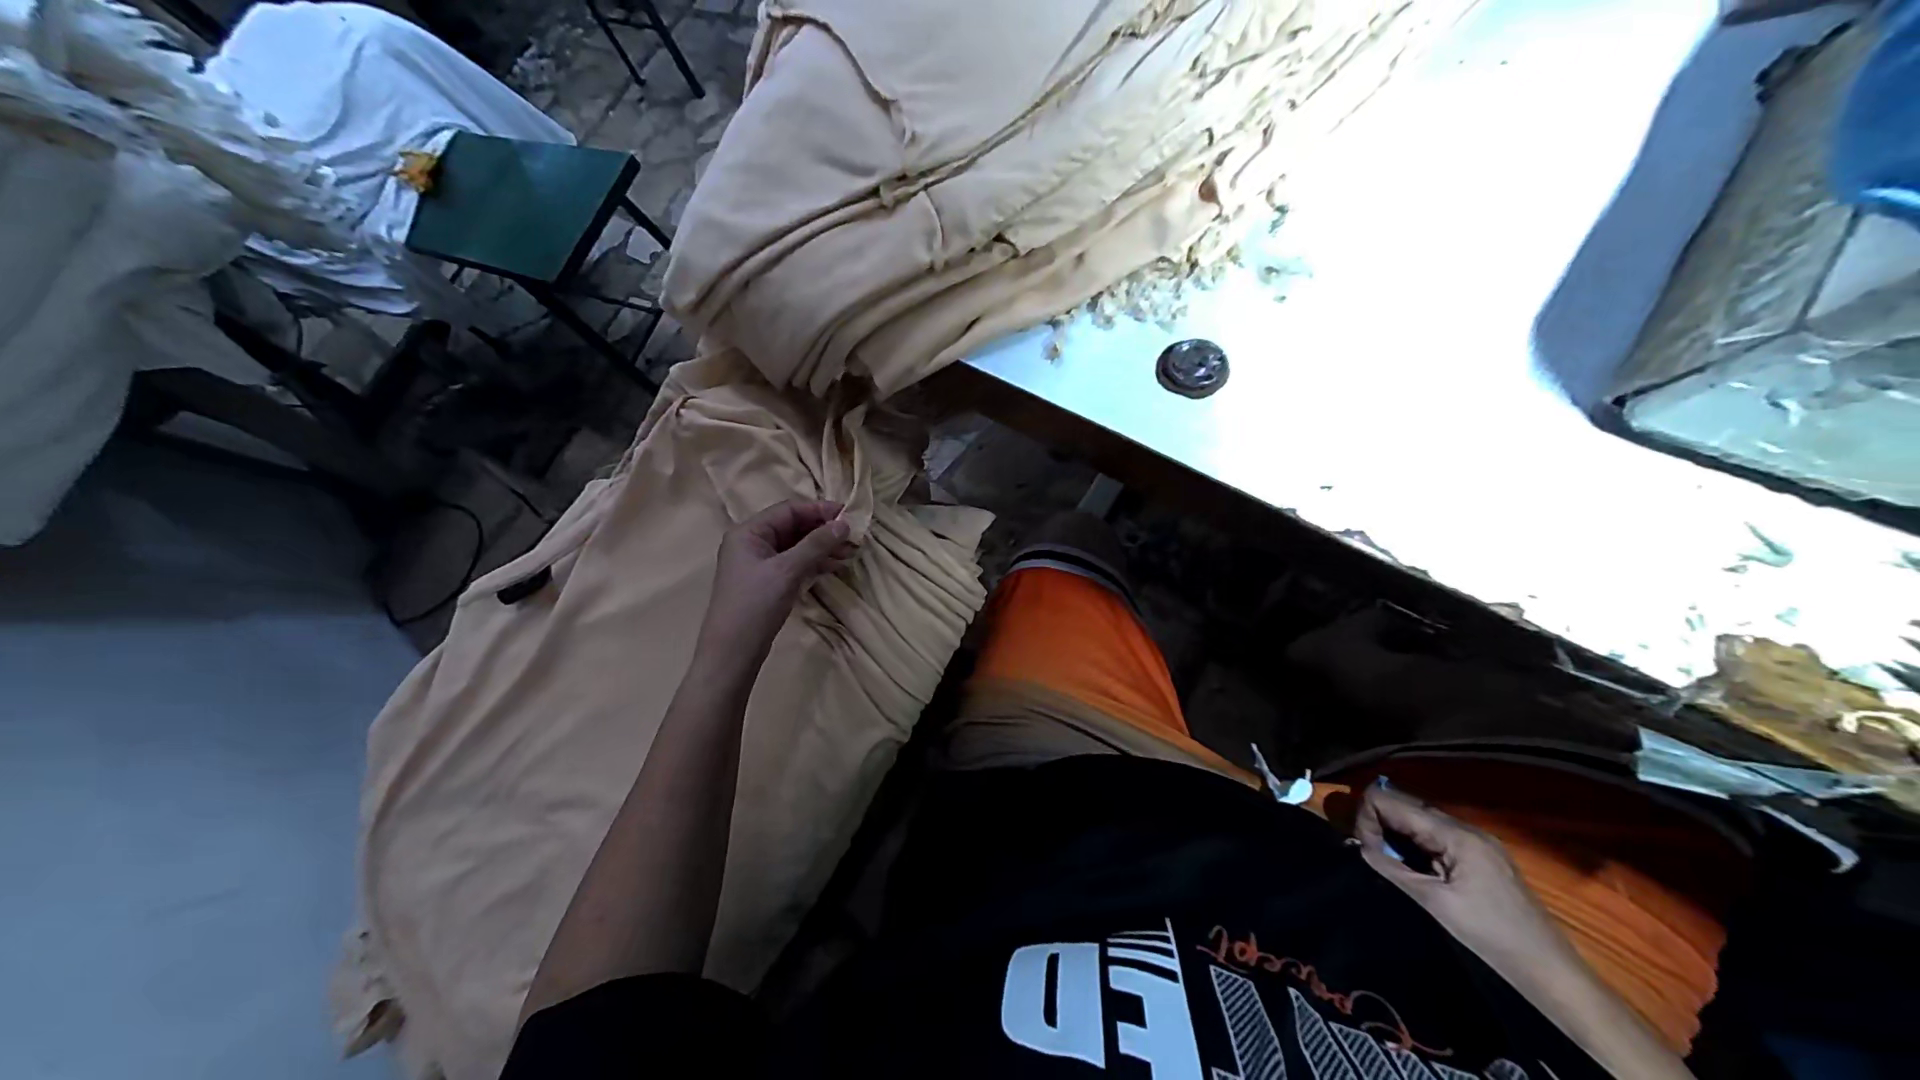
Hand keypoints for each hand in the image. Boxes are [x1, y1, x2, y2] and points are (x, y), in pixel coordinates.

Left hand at [699, 499, 854, 654]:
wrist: (733, 651)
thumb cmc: (755, 604)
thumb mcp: (787, 570)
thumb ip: (816, 544)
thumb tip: (844, 525)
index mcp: (748, 532)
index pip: (789, 510)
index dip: (819, 510)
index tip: (849, 515)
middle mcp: (752, 543)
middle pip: (794, 527)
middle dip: (824, 531)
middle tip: (855, 538)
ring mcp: (760, 564)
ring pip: (797, 547)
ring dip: (823, 547)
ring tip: (850, 553)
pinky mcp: (768, 583)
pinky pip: (795, 564)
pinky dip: (815, 563)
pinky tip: (835, 566)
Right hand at [1353, 780, 1573, 973]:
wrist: (1550, 971)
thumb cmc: (1491, 936)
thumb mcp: (1434, 902)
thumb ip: (1393, 869)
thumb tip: (1359, 845)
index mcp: (1456, 835)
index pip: (1391, 801)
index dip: (1368, 818)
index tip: (1364, 848)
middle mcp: (1466, 829)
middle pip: (1406, 806)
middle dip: (1379, 823)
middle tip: (1370, 854)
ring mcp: (1476, 842)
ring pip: (1419, 821)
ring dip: (1396, 835)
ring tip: (1386, 862)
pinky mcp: (1480, 857)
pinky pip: (1435, 837)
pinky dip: (1415, 845)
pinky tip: (1410, 866)